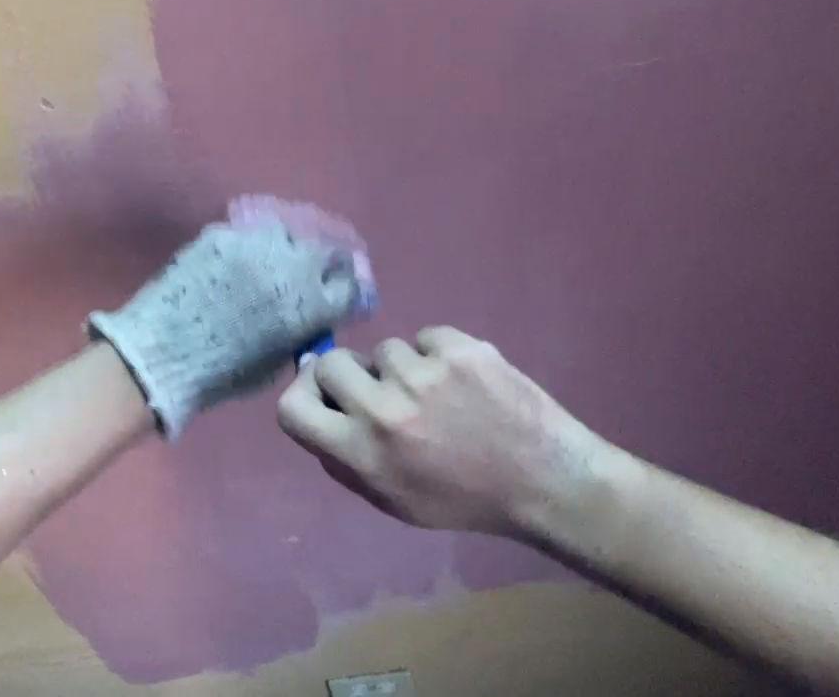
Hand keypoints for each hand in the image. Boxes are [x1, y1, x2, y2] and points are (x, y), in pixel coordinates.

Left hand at [89, 221, 360, 437]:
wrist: (163, 351)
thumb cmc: (221, 372)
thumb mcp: (275, 363)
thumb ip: (301, 331)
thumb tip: (309, 318)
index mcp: (309, 305)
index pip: (351, 288)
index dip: (352, 292)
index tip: (344, 296)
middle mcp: (291, 266)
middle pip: (328, 251)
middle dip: (330, 263)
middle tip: (320, 272)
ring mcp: (256, 243)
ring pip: (291, 233)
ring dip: (292, 248)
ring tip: (282, 260)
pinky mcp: (225, 233)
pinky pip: (253, 231)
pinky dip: (258, 244)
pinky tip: (249, 257)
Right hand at [276, 326, 613, 539]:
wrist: (546, 483)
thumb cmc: (463, 499)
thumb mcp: (391, 499)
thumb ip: (343, 456)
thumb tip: (314, 405)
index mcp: (362, 454)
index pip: (292, 407)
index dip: (302, 394)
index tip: (323, 395)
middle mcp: (383, 411)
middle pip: (329, 362)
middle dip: (350, 373)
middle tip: (379, 390)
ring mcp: (422, 375)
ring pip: (385, 349)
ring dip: (402, 369)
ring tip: (439, 396)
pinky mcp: (459, 350)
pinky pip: (426, 337)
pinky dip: (439, 354)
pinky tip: (464, 382)